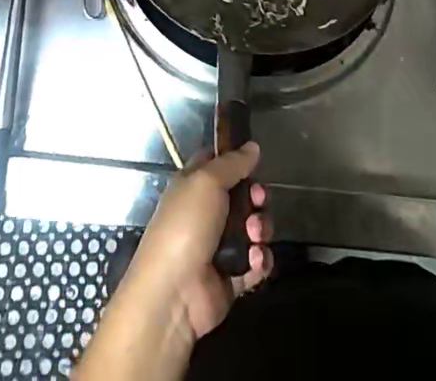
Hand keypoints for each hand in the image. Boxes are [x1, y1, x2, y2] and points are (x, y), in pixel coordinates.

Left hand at [116, 143, 273, 339]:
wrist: (174, 290)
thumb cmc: (186, 225)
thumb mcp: (206, 182)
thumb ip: (232, 163)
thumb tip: (252, 146)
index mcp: (193, 186)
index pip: (217, 164)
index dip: (236, 161)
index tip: (253, 163)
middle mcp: (206, 212)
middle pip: (243, 196)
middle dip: (257, 198)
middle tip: (258, 201)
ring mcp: (220, 245)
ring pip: (254, 228)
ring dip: (261, 229)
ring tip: (254, 236)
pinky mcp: (233, 275)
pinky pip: (257, 262)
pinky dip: (260, 260)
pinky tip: (254, 261)